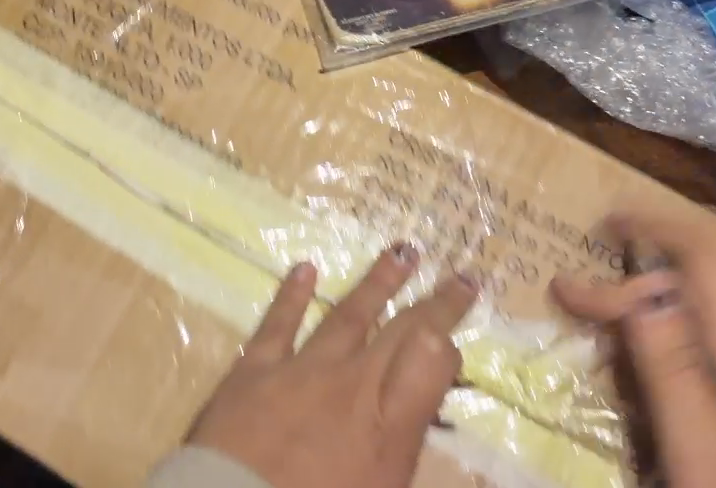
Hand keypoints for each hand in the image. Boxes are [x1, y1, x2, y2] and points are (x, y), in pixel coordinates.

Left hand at [189, 246, 478, 487]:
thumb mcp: (381, 487)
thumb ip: (402, 442)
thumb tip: (417, 408)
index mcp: (386, 427)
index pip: (431, 363)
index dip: (447, 345)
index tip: (453, 339)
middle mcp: (350, 385)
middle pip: (402, 332)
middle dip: (437, 303)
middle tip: (462, 276)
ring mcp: (300, 369)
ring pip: (348, 314)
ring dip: (378, 282)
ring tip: (401, 252)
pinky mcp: (254, 368)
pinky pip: (279, 322)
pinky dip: (292, 294)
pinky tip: (305, 268)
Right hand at [551, 207, 715, 487]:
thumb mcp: (702, 458)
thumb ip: (673, 368)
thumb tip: (640, 282)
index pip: (708, 254)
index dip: (650, 225)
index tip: (594, 229)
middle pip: (702, 286)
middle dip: (635, 283)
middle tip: (576, 305)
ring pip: (708, 320)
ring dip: (650, 321)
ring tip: (605, 351)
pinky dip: (674, 354)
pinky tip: (651, 394)